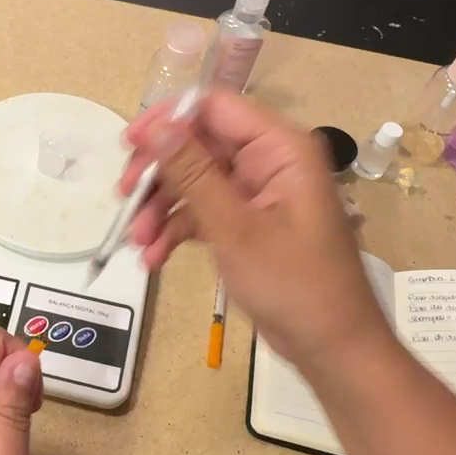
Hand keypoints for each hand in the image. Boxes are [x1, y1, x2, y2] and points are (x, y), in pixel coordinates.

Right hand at [121, 90, 389, 371]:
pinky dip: (176, 231)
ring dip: (160, 208)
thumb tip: (156, 126)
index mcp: (279, 149)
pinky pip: (201, 212)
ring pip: (193, 181)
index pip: (214, 107)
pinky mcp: (246, 222)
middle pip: (197, 145)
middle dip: (158, 173)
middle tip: (124, 197)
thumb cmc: (294, 285)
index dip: (168, 119)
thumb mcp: (235, 228)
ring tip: (137, 241)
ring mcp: (255, 193)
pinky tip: (154, 257)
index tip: (129, 144)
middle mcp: (267, 162)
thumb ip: (193, 173)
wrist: (331, 347)